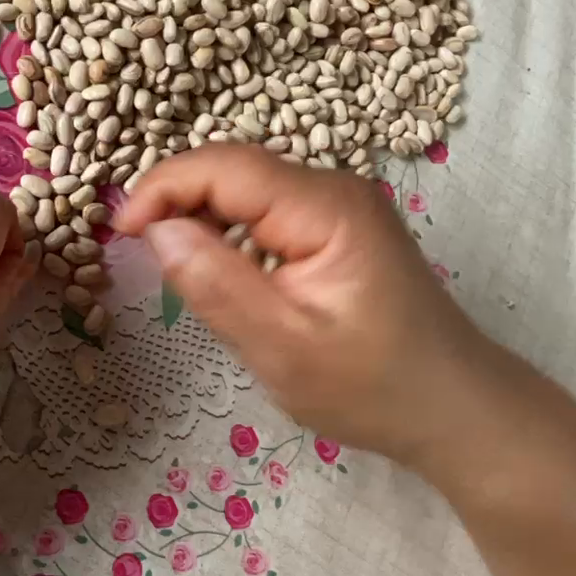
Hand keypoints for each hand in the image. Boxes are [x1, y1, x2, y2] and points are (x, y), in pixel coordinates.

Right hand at [115, 144, 492, 469]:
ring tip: (169, 259)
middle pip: (229, 166)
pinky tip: (211, 260)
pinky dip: (220, 223)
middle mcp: (331, 186)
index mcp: (326, 207)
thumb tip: (155, 230)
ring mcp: (334, 200)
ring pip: (239, 182)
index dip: (162, 188)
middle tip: (138, 250)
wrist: (455, 409)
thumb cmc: (373, 387)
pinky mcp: (330, 220)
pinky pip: (258, 204)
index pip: (223, 166)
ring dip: (194, 210)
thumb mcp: (283, 349)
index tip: (120, 232)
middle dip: (173, 197)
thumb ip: (215, 285)